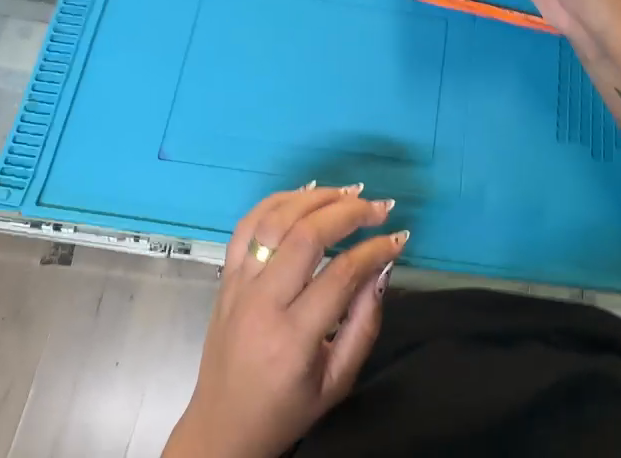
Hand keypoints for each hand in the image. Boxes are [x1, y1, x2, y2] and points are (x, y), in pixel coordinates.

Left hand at [165, 185, 408, 457]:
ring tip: (349, 192)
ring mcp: (237, 285)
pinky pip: (247, 225)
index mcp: (293, 338)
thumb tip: (383, 267)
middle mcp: (261, 304)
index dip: (374, 250)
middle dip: (349, 212)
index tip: (398, 239)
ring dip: (315, 198)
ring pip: (274, 220)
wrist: (222, 427)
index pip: (339, 274)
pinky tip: (306, 194)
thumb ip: (365, 322)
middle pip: (306, 235)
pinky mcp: (225, 277)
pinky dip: (277, 200)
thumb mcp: (338, 380)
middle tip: (379, 208)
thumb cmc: (286, 409)